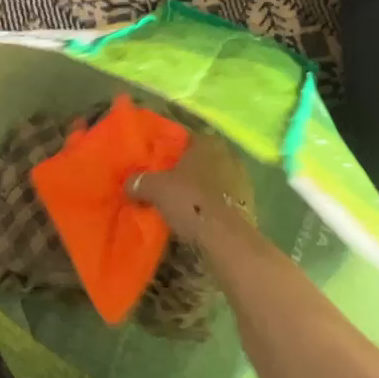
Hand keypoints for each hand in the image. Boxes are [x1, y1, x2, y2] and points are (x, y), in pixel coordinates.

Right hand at [128, 135, 250, 240]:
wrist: (227, 240)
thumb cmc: (191, 201)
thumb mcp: (156, 189)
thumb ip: (140, 181)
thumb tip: (128, 183)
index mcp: (207, 143)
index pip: (185, 138)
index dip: (170, 149)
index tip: (157, 161)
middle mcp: (228, 156)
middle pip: (201, 160)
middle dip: (186, 171)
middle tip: (166, 183)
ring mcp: (242, 182)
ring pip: (214, 181)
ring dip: (200, 190)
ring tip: (181, 204)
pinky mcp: (249, 206)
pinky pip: (223, 201)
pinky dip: (212, 208)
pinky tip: (198, 219)